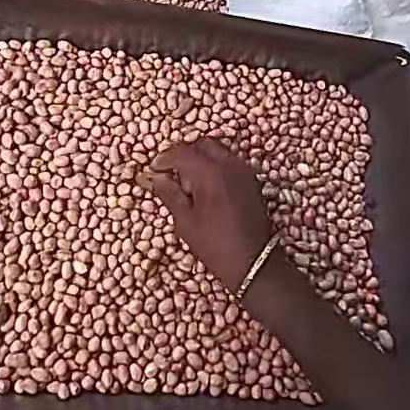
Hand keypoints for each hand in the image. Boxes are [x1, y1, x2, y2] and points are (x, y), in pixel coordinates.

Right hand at [145, 138, 273, 288]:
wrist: (254, 263)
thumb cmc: (215, 245)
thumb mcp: (186, 222)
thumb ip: (171, 194)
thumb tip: (158, 178)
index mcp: (211, 172)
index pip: (183, 153)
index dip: (165, 160)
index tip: (154, 170)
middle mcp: (230, 165)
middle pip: (202, 145)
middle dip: (184, 155)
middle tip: (170, 173)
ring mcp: (244, 172)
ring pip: (217, 152)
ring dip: (200, 160)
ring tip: (187, 183)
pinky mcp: (251, 182)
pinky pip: (229, 163)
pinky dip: (214, 168)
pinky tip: (205, 189)